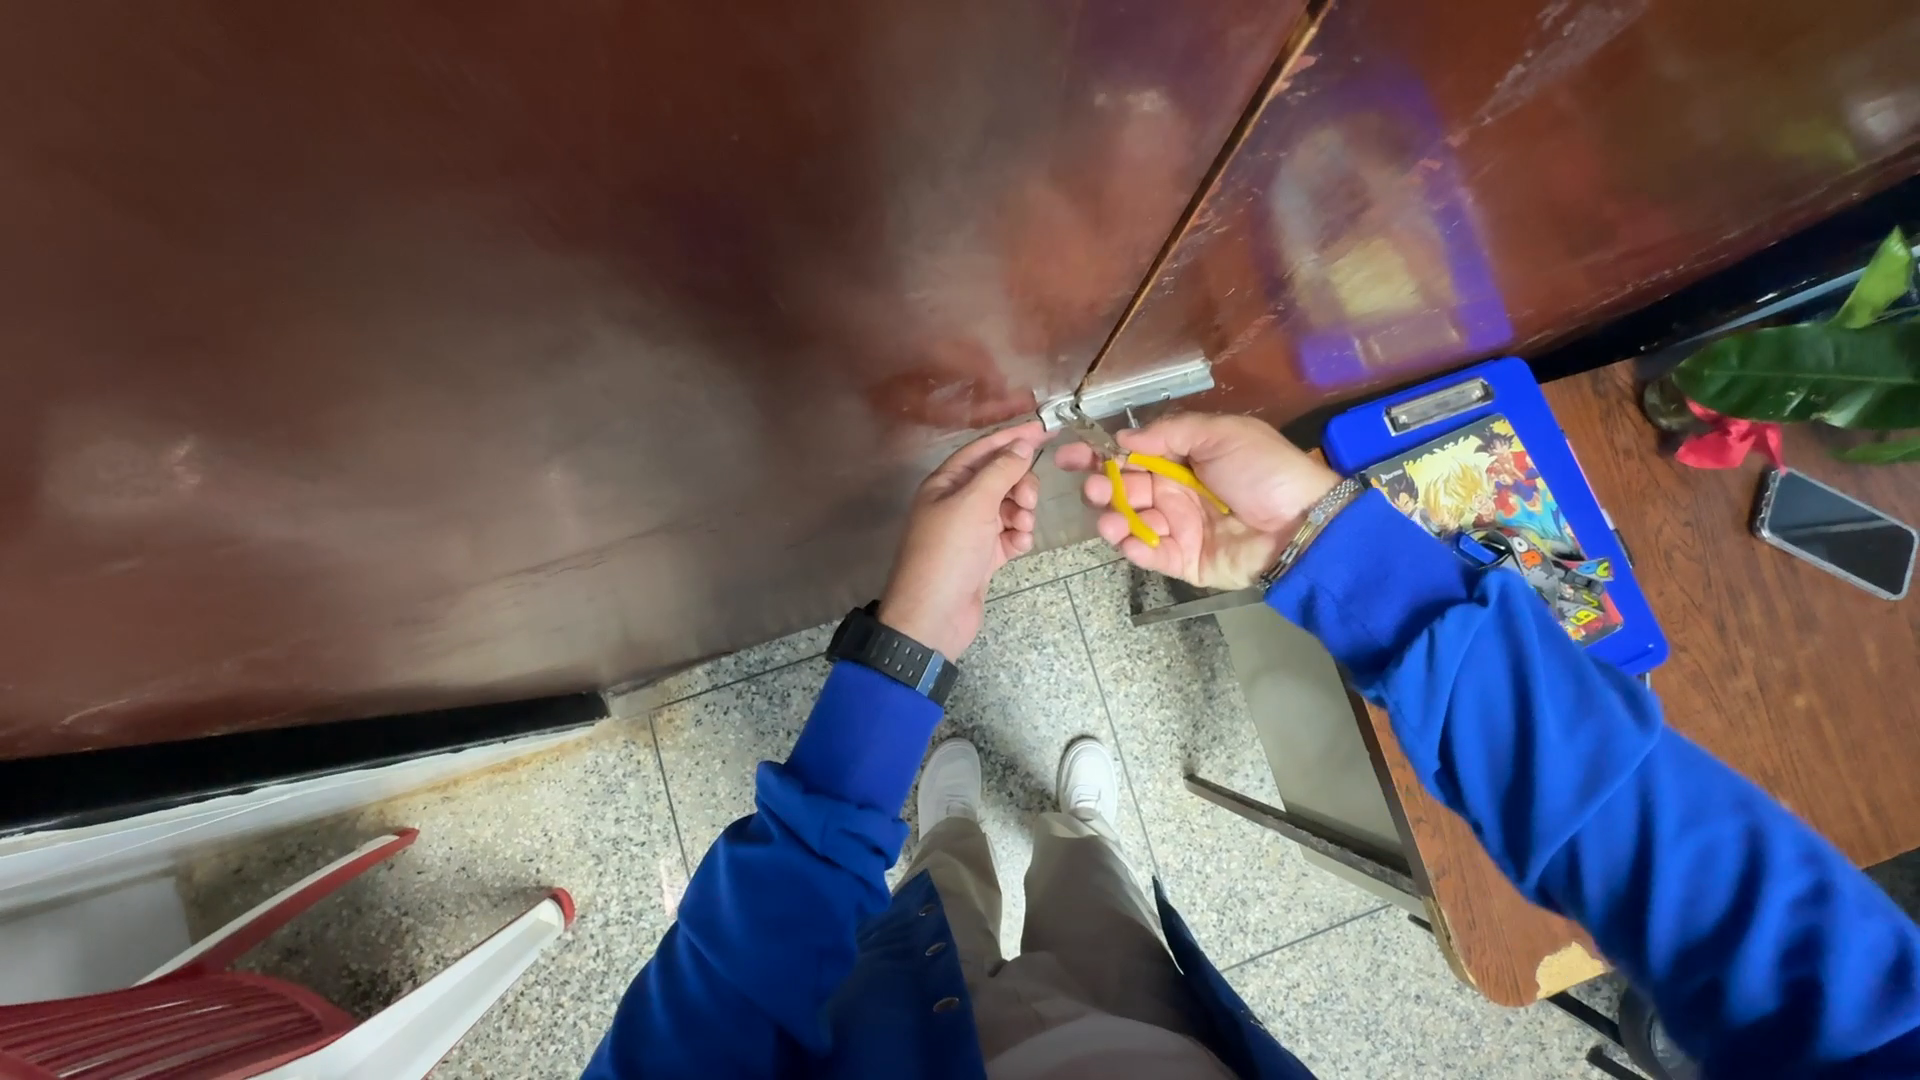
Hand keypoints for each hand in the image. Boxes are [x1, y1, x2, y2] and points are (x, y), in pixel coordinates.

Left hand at [878, 421, 1048, 658]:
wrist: (933, 617)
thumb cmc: (946, 554)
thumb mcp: (973, 505)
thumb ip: (1000, 471)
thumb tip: (1021, 445)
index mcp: (945, 484)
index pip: (983, 450)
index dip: (1013, 438)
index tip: (1045, 430)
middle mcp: (957, 503)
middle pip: (1000, 478)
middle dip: (1019, 485)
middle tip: (1026, 501)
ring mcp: (970, 531)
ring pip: (1008, 507)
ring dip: (1021, 513)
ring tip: (1020, 528)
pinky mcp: (983, 557)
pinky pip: (1009, 535)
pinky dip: (1018, 537)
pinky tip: (1018, 547)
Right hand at [1054, 413, 1339, 589]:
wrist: (1302, 524)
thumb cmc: (1264, 472)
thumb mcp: (1223, 434)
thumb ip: (1171, 433)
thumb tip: (1124, 439)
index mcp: (1182, 460)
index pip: (1130, 455)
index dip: (1098, 454)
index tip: (1069, 455)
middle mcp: (1173, 492)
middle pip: (1123, 488)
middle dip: (1101, 486)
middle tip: (1095, 487)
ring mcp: (1176, 527)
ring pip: (1129, 521)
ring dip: (1112, 517)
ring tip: (1110, 518)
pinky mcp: (1181, 560)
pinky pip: (1146, 554)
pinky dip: (1131, 546)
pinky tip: (1126, 537)